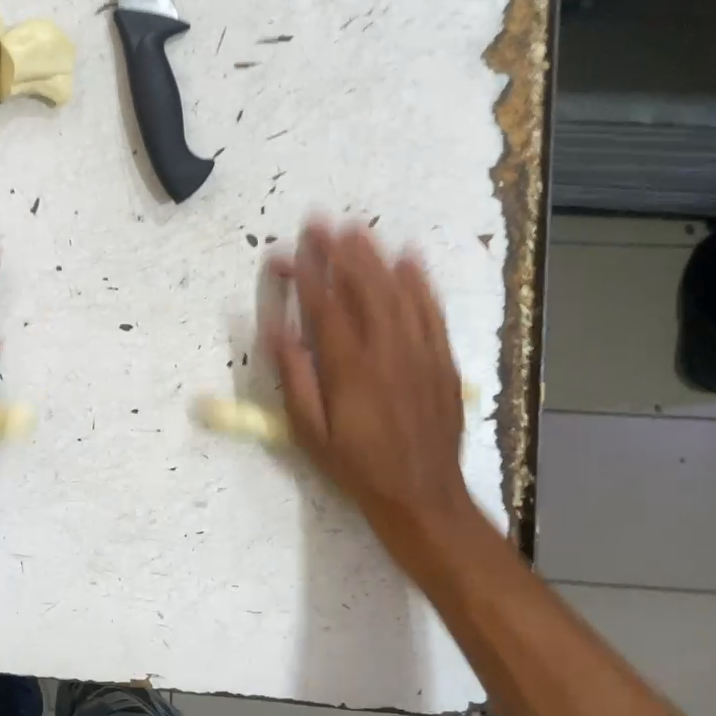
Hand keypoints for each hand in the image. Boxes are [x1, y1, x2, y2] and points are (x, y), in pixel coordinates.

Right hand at [263, 220, 470, 534]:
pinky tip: (409, 258)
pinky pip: (431, 311)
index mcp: (349, 368)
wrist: (421, 494)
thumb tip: (274, 329)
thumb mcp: (308, 430)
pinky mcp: (442, 360)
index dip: (303, 274)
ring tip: (356, 228)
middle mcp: (388, 351)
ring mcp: (420, 353)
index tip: (285, 250)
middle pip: (363, 288)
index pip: (323, 306)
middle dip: (339, 251)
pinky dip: (420, 281)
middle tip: (320, 222)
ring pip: (398, 292)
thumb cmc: (354, 464)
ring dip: (375, 256)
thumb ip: (293, 375)